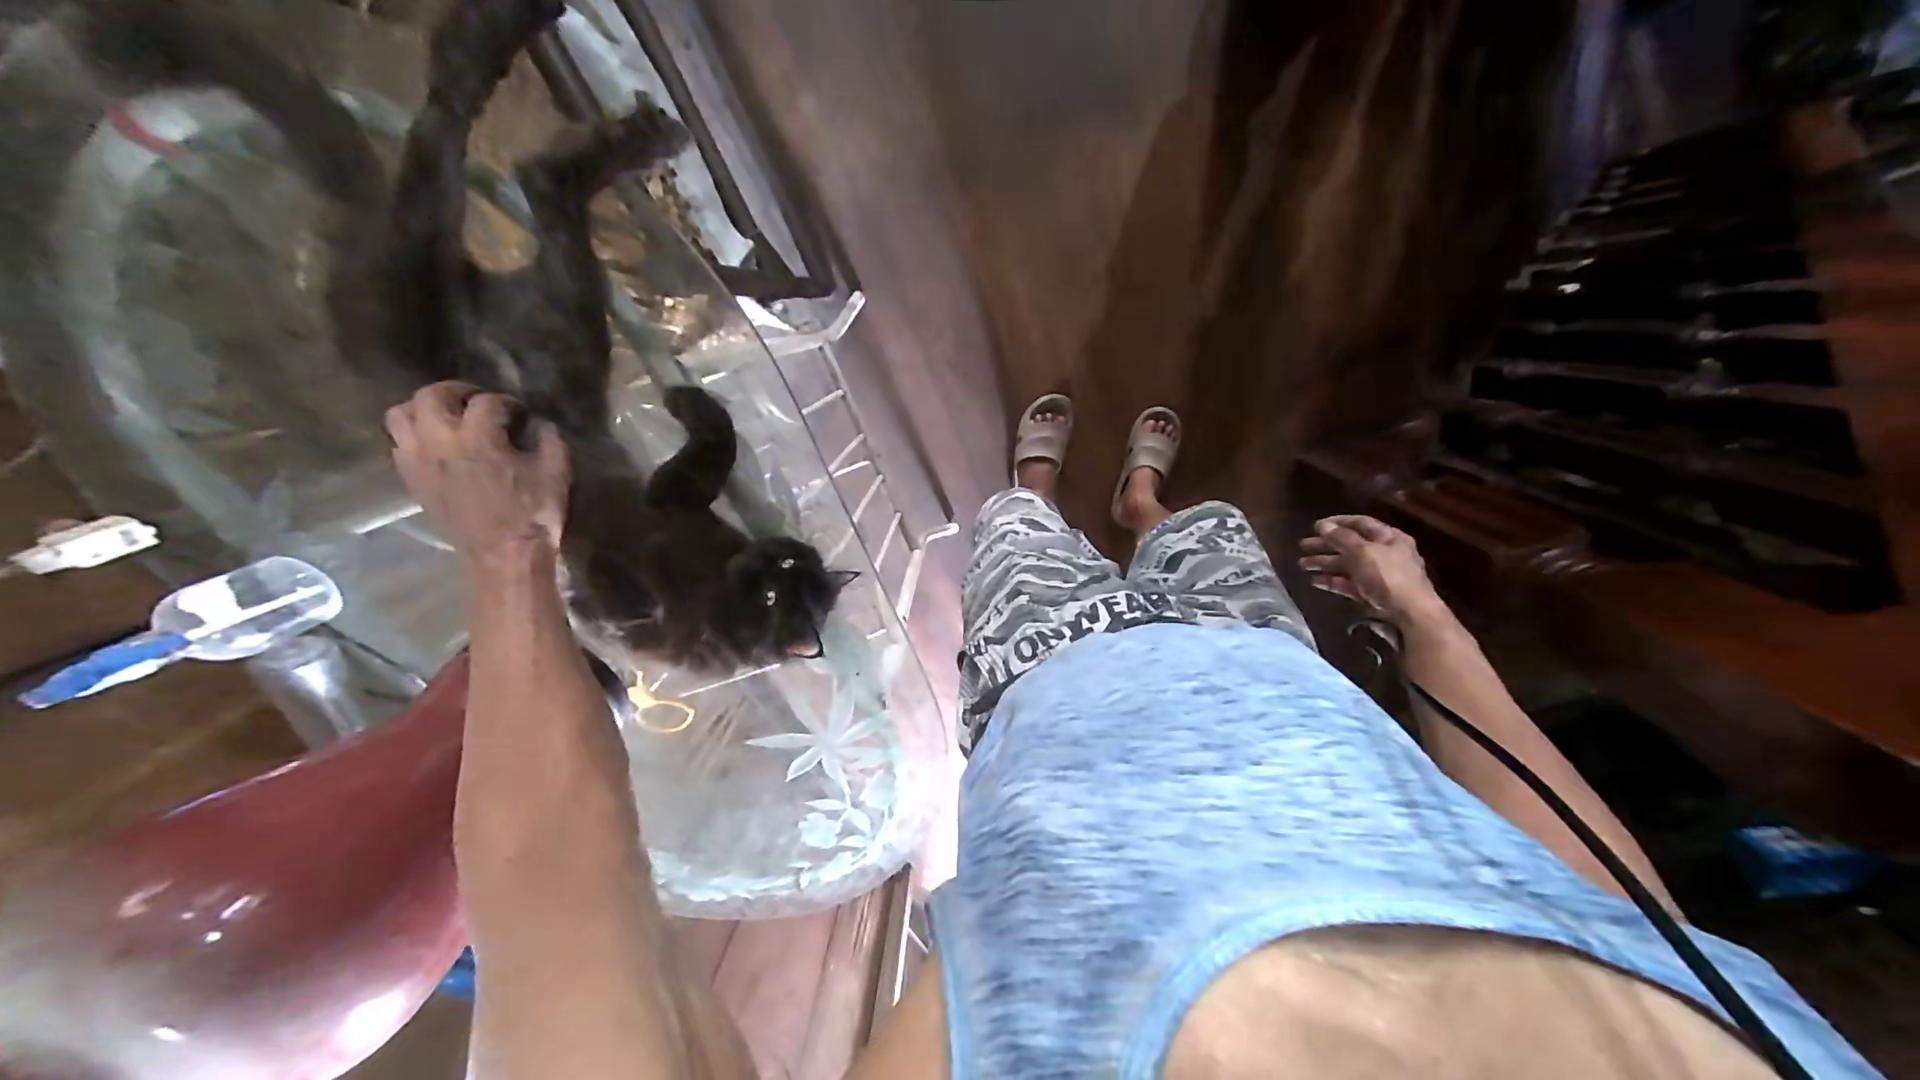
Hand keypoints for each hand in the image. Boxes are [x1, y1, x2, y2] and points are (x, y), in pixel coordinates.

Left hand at [386, 382, 569, 571]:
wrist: (503, 555)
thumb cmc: (533, 514)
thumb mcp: (556, 474)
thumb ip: (550, 441)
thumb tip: (540, 425)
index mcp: (478, 438)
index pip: (487, 402)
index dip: (507, 403)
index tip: (521, 414)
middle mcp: (439, 442)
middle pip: (432, 395)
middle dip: (458, 391)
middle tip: (479, 401)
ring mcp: (418, 460)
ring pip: (402, 414)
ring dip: (425, 408)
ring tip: (448, 416)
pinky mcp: (411, 479)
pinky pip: (399, 442)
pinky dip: (415, 434)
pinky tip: (438, 444)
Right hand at [1297, 514, 1448, 628]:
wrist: (1409, 615)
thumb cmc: (1388, 577)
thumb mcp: (1363, 552)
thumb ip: (1341, 538)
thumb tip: (1322, 526)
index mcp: (1389, 538)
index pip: (1361, 523)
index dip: (1337, 522)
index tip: (1315, 526)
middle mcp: (1384, 554)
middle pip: (1350, 545)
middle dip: (1325, 545)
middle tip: (1303, 546)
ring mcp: (1378, 575)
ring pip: (1347, 565)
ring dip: (1324, 563)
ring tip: (1302, 565)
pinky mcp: (1372, 594)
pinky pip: (1348, 584)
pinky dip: (1332, 581)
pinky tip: (1315, 581)